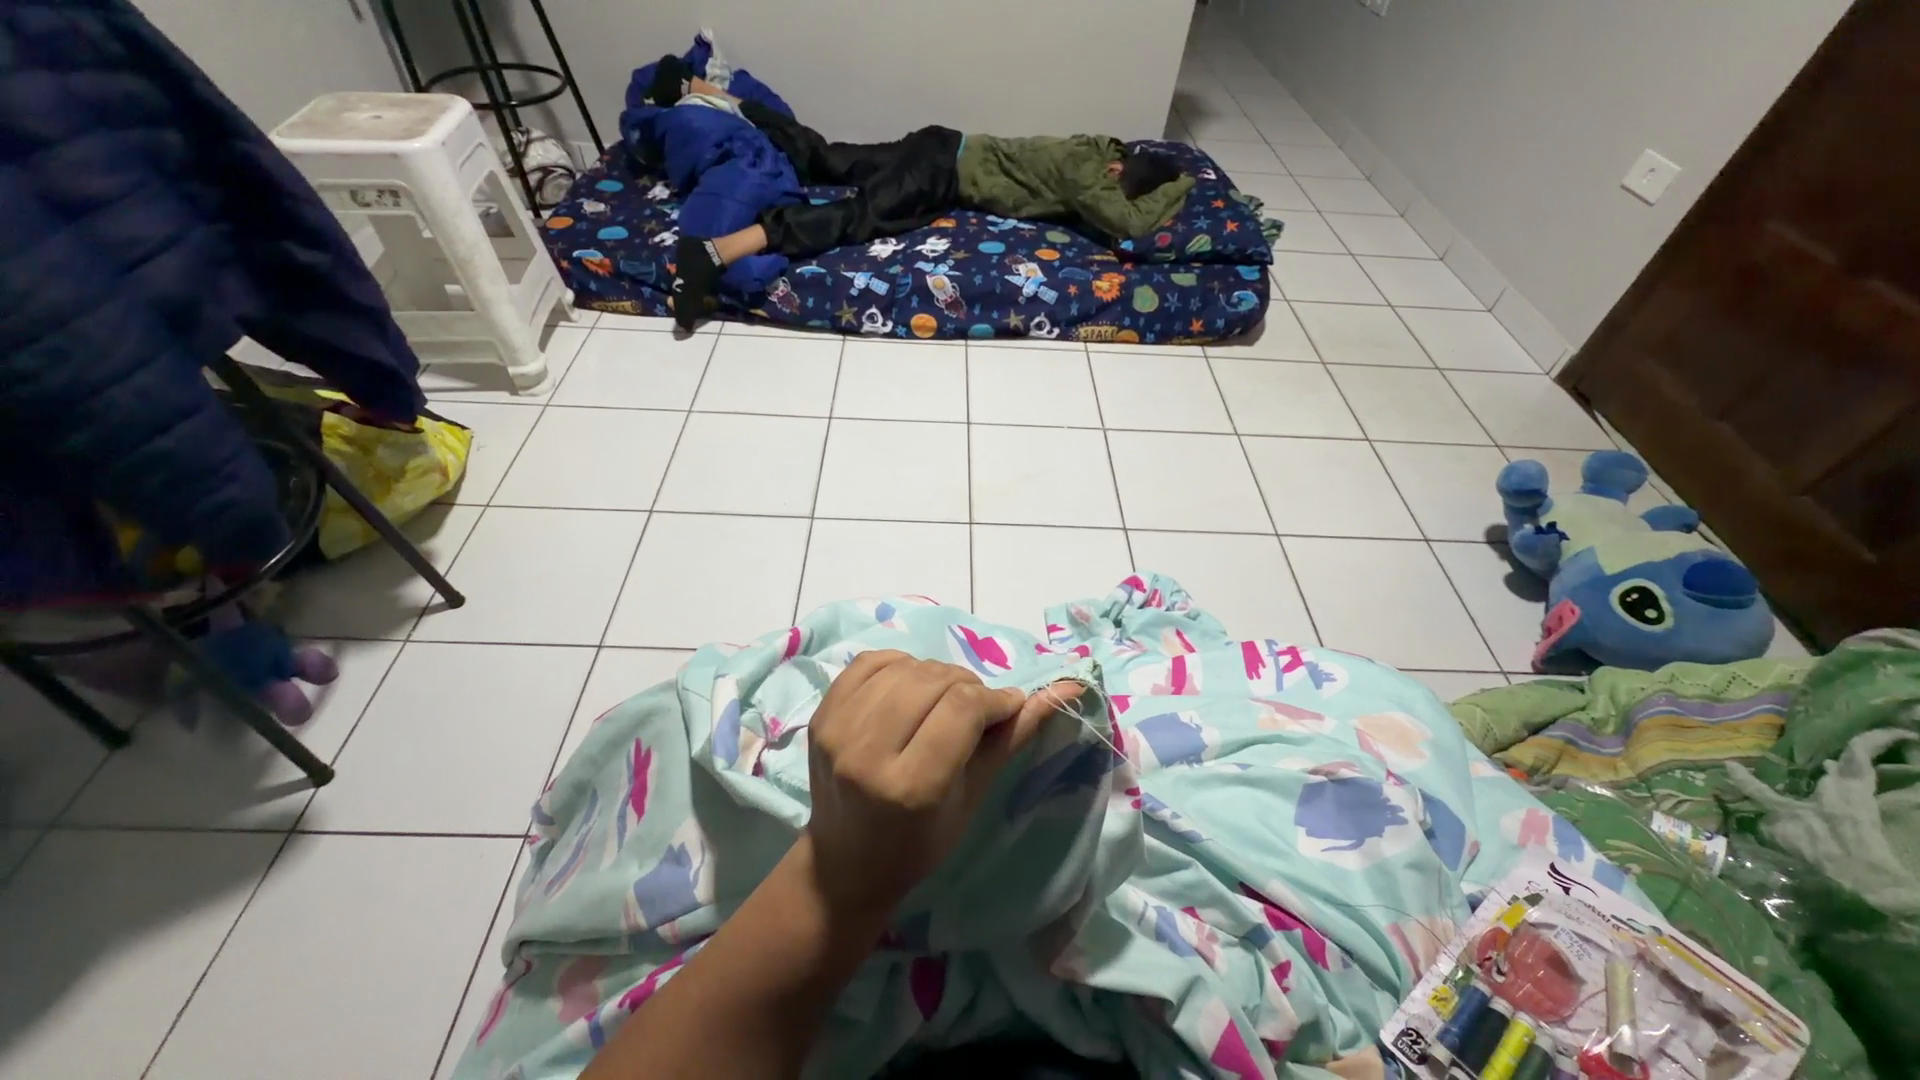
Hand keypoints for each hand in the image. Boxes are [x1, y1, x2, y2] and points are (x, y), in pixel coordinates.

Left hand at [803, 651, 1079, 917]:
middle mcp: (866, 753)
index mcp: (910, 786)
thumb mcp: (973, 798)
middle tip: (978, 709)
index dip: (995, 699)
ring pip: (905, 666)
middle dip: (968, 686)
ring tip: (945, 701)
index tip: (1008, 708)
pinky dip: (901, 665)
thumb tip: (1066, 688)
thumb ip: (1012, 738)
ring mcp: (837, 730)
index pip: (962, 708)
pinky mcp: (821, 715)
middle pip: (933, 681)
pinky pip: (870, 662)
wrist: (846, 861)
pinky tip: (913, 687)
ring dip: (937, 674)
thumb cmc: (920, 843)